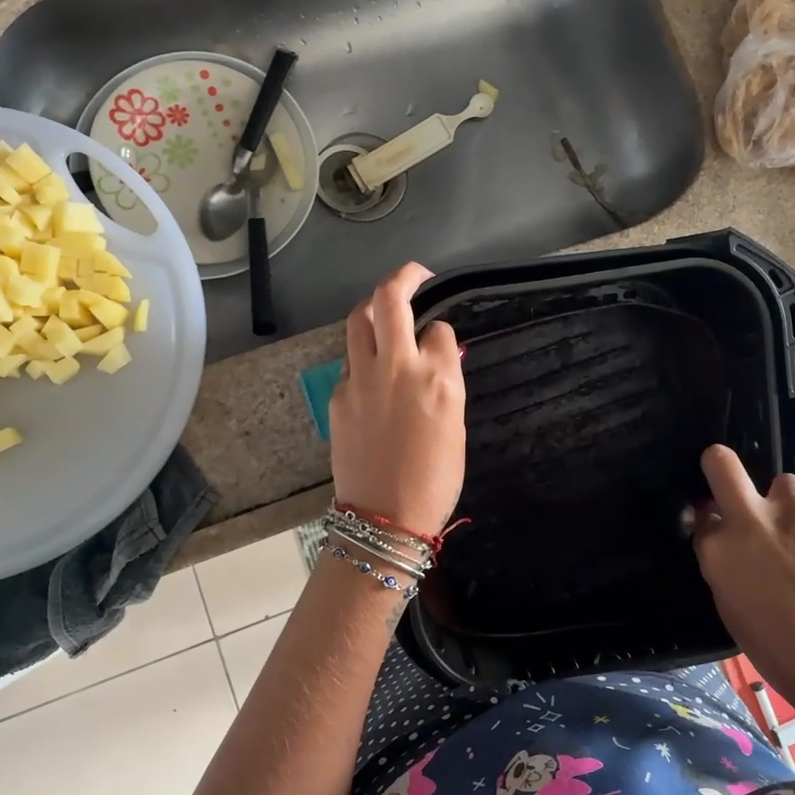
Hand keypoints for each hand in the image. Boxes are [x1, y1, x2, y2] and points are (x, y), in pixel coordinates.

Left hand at [328, 263, 465, 534]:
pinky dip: (363, 354)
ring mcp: (361, 378)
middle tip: (416, 275)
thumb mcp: (456, 428)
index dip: (442, 334)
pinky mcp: (339, 395)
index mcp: (438, 379)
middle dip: (405, 276)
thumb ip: (446, 384)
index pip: (440, 331)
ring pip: (360, 319)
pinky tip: (373, 371)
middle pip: (390, 300)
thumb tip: (439, 359)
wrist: (385, 519)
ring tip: (386, 307)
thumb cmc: (435, 482)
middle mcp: (397, 368)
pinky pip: (350, 359)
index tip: (442, 343)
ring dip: (374, 305)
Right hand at [691, 446, 794, 723]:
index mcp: (717, 548)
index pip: (702, 514)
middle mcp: (750, 519)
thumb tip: (724, 539)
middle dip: (721, 465)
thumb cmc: (778, 647)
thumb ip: (723, 561)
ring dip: (790, 504)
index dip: (712, 519)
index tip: (721, 526)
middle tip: (730, 476)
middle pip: (722, 463)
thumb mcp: (729, 605)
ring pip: (785, 483)